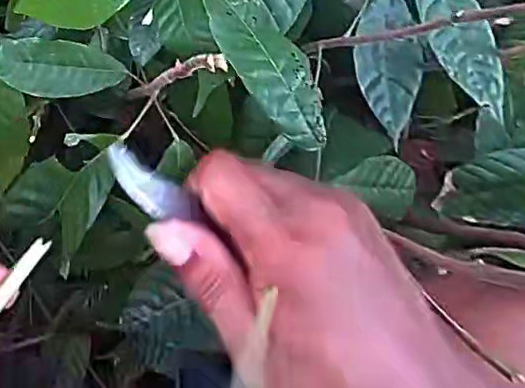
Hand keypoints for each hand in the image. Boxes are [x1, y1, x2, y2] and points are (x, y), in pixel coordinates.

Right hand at [147, 150, 461, 387]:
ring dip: (255, 212)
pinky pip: (302, 193)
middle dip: (224, 208)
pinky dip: (286, 216)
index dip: (195, 200)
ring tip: (272, 277)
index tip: (198, 244)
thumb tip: (162, 227)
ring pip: (271, 179)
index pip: (218, 170)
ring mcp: (346, 205)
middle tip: (234, 271)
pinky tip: (302, 270)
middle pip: (243, 170)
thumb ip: (209, 279)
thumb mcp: (257, 353)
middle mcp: (319, 205)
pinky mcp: (362, 212)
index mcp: (290, 240)